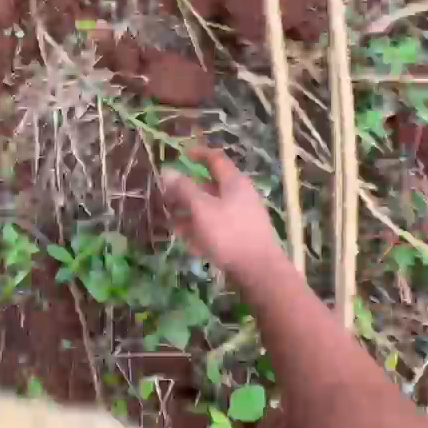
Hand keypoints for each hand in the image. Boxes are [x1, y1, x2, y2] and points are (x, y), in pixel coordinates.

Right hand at [160, 147, 287, 282]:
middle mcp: (240, 196)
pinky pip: (216, 225)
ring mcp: (242, 217)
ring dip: (189, 210)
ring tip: (170, 220)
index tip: (180, 154)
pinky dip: (200, 227)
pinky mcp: (242, 237)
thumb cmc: (229, 233)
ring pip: (211, 207)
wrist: (261, 274)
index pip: (215, 158)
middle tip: (166, 195)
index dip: (197, 153)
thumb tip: (167, 170)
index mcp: (233, 182)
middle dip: (185, 189)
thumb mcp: (201, 207)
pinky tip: (186, 238)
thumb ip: (183, 188)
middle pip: (209, 185)